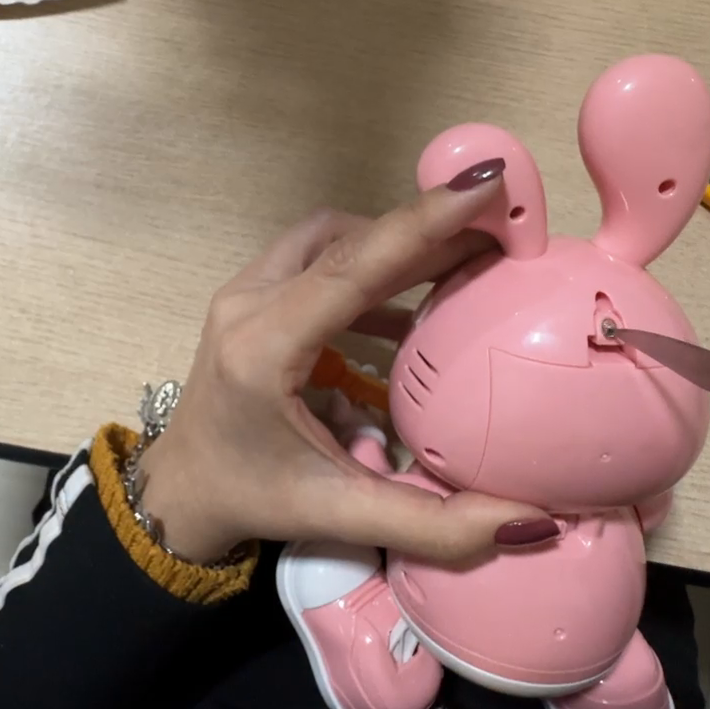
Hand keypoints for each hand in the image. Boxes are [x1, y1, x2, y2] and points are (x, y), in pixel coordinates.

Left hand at [136, 159, 554, 563]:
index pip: (349, 267)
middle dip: (424, 228)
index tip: (482, 185)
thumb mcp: (337, 514)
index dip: (419, 223)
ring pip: (329, 240)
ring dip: (394, 243)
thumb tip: (529, 523)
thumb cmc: (248, 498)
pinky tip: (412, 304)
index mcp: (262, 347)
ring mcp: (244, 295)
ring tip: (464, 257)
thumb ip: (431, 524)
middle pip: (345, 241)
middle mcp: (247, 304)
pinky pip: (316, 261)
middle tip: (497, 228)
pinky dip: (367, 268)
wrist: (180, 488)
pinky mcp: (251, 299)